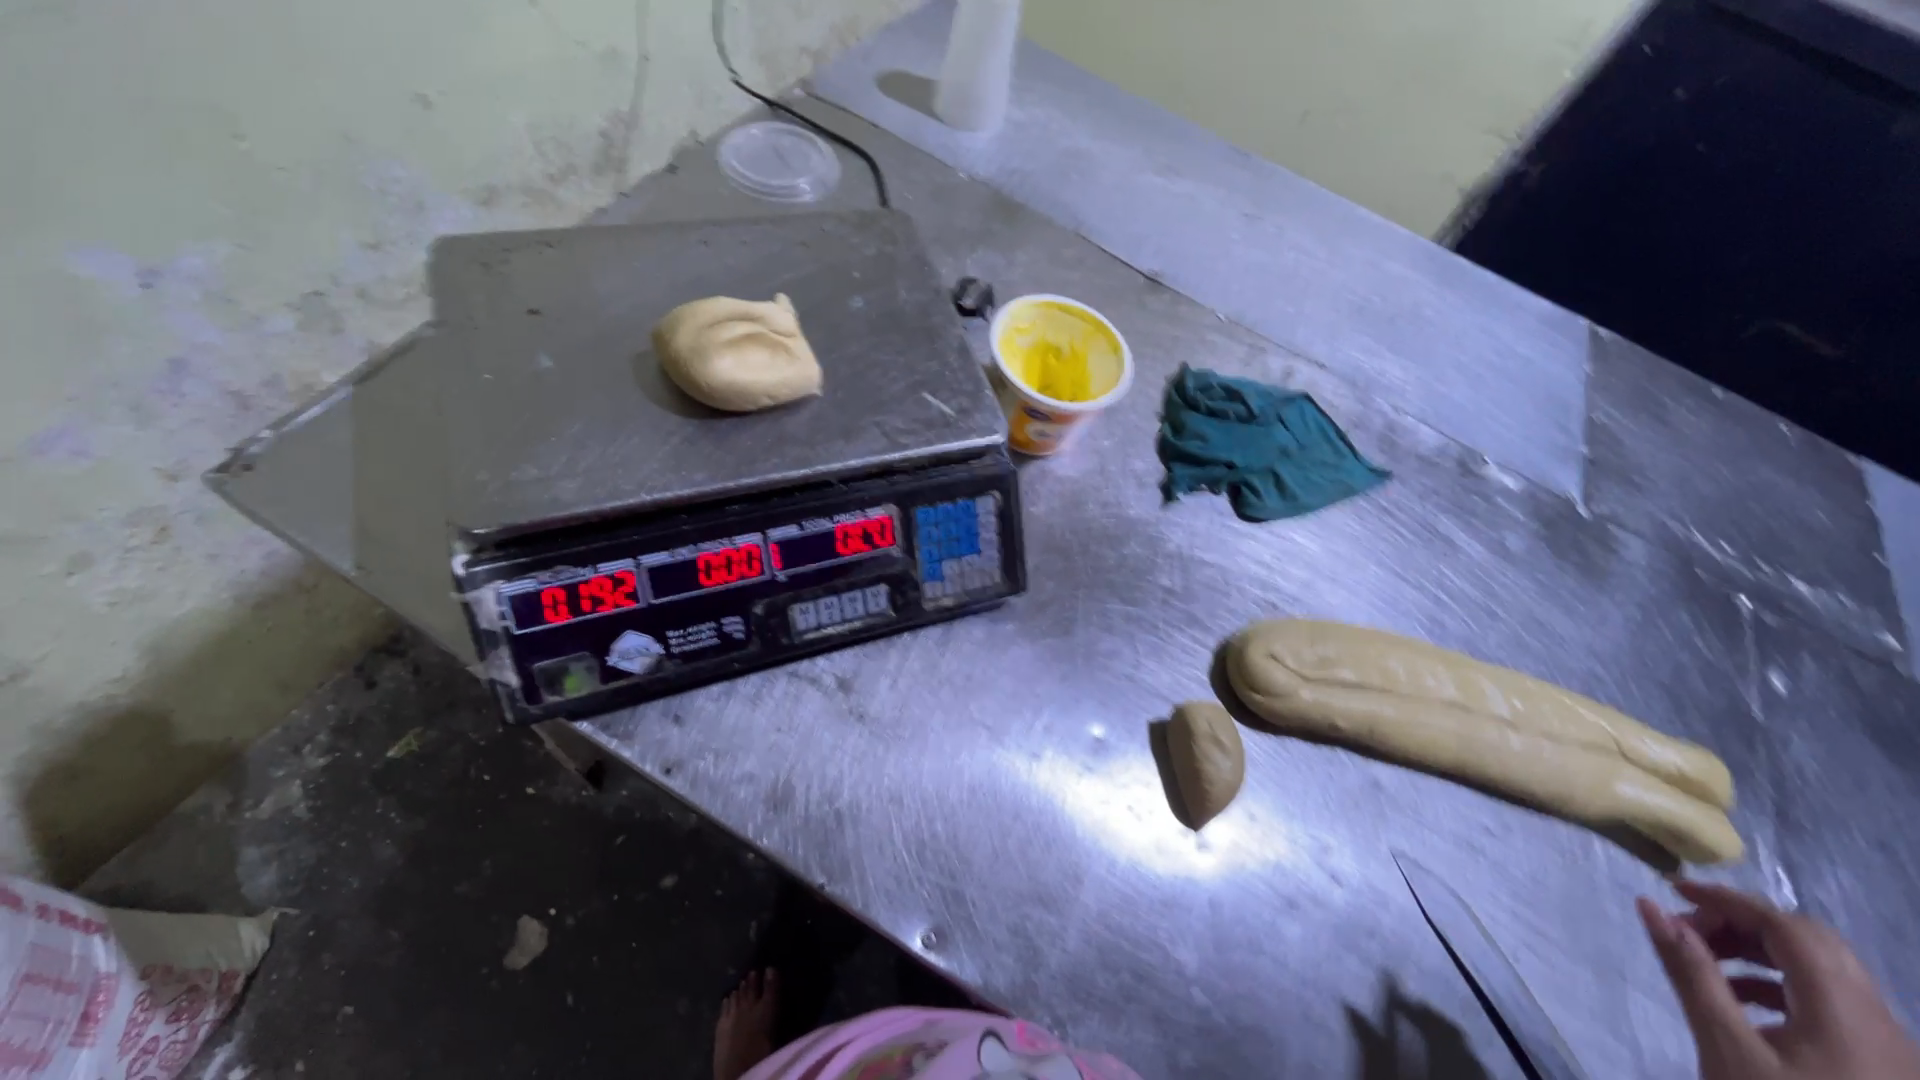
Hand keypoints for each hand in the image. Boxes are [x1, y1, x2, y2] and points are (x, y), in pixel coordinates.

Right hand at [1637, 881, 1919, 1079]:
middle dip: (1744, 923)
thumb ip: (1690, 972)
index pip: (1785, 926)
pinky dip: (1784, 984)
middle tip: (1689, 931)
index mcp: (1845, 1010)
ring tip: (1707, 964)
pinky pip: (1835, 1001)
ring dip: (1762, 953)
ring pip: (1826, 969)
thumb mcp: (1724, 1047)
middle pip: (1812, 941)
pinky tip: (1745, 1004)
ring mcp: (1889, 1045)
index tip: (1671, 892)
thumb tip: (1651, 907)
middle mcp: (1881, 1019)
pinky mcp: (1883, 1064)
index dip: (1728, 900)